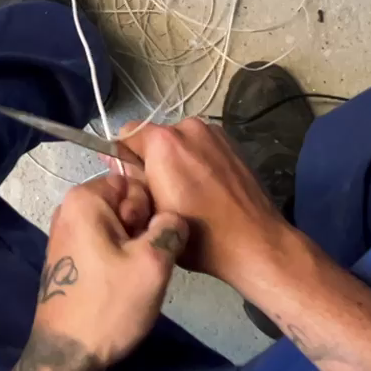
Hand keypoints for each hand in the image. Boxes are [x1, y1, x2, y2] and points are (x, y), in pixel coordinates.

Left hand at [32, 172, 187, 366]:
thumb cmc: (109, 303)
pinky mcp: (65, 255)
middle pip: (122, 204)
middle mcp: (68, 207)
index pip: (132, 183)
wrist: (67, 352)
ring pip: (114, 226)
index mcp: (83, 198)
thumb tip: (174, 218)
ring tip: (131, 277)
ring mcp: (64, 232)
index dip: (148, 211)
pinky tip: (118, 284)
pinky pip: (100, 242)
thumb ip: (170, 229)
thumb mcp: (153, 264)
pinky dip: (114, 257)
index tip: (144, 242)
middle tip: (140, 264)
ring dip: (130, 247)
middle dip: (139, 229)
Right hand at [118, 119, 294, 287]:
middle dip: (153, 159)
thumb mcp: (152, 214)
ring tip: (190, 192)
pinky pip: (200, 144)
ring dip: (176, 158)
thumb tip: (114, 158)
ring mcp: (212, 131)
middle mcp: (187, 127)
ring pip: (179, 140)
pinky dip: (197, 158)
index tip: (135, 182)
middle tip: (163, 193)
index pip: (127, 134)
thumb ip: (131, 180)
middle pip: (155, 137)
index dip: (124, 157)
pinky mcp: (231, 141)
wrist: (257, 243)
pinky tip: (208, 187)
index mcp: (163, 143)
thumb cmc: (200, 237)